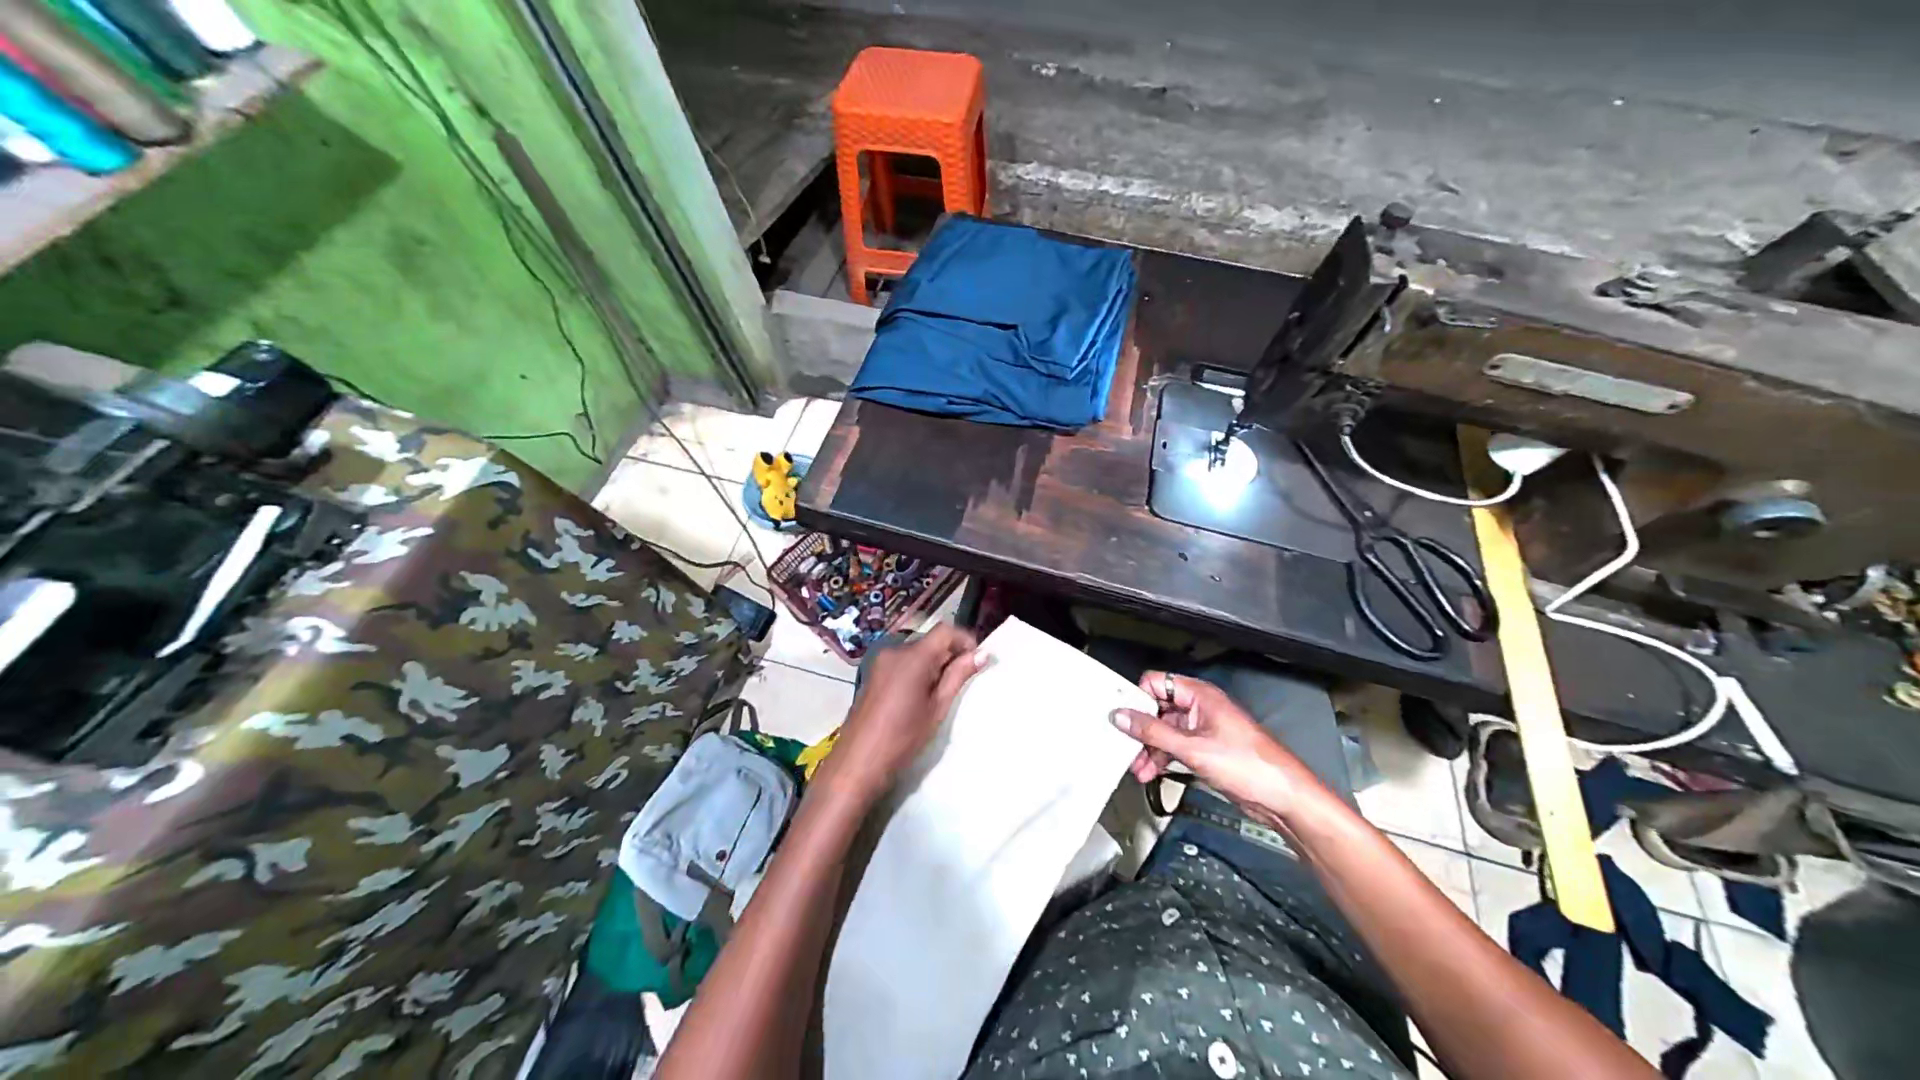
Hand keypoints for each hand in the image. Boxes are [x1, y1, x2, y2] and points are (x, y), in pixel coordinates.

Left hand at [819, 623, 985, 800]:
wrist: (858, 760)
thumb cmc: (903, 737)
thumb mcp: (937, 707)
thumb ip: (958, 676)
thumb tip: (982, 654)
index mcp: (913, 657)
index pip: (945, 631)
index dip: (964, 640)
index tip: (977, 660)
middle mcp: (894, 651)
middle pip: (929, 640)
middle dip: (949, 654)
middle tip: (962, 680)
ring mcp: (880, 661)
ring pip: (916, 652)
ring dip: (933, 663)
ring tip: (941, 693)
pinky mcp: (873, 673)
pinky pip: (902, 662)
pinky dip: (916, 670)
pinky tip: (920, 696)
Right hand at [1112, 671, 1325, 824]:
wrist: (1282, 796)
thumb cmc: (1251, 766)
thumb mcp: (1192, 748)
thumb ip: (1152, 732)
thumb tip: (1123, 717)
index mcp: (1199, 695)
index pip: (1155, 683)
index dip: (1137, 699)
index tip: (1122, 718)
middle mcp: (1200, 707)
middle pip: (1157, 709)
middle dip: (1141, 730)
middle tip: (1127, 747)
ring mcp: (1203, 729)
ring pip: (1164, 731)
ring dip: (1149, 749)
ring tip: (1138, 768)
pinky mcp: (1205, 749)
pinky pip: (1174, 747)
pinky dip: (1161, 758)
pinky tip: (1152, 772)